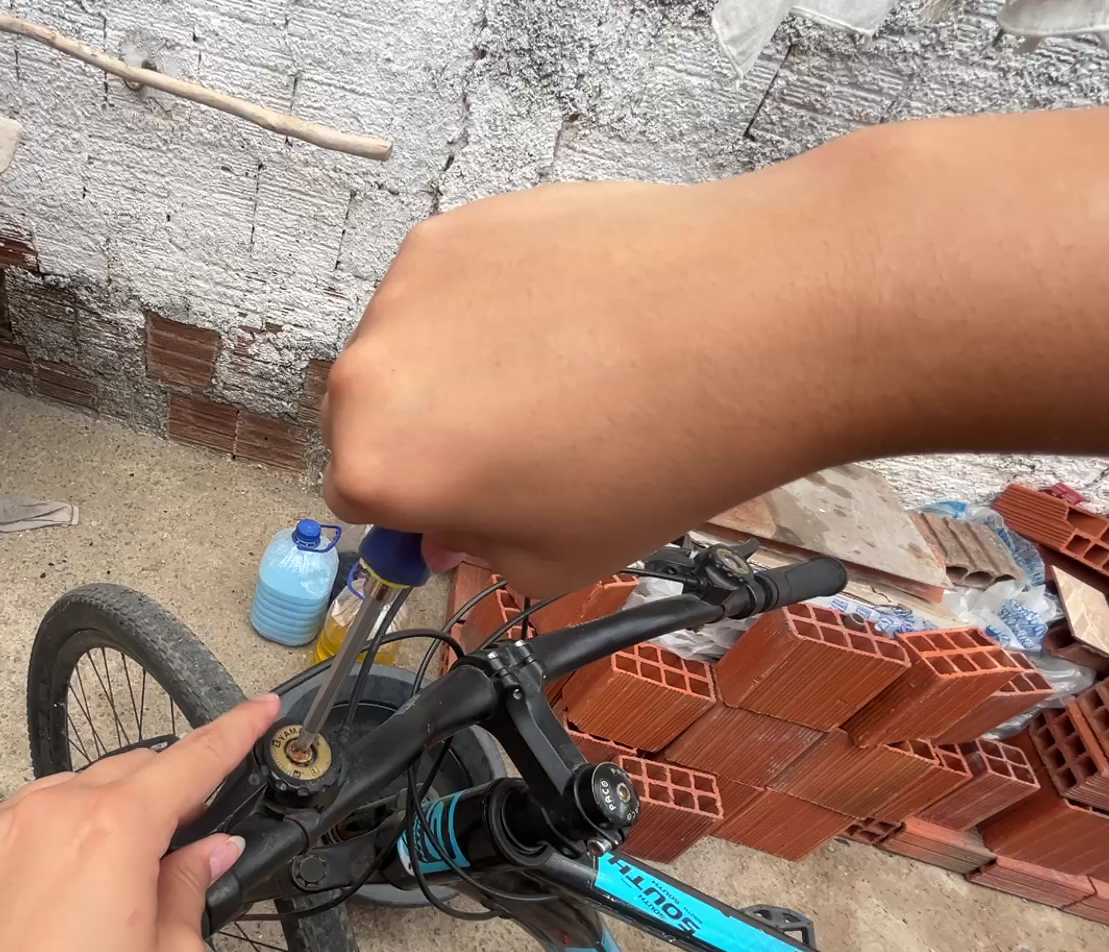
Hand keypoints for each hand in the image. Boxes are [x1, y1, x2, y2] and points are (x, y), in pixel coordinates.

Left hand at [0, 695, 279, 951]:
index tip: (259, 709)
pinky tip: (65, 889)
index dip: (235, 730)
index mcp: (112, 833)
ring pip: (78, 789)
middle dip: (171, 790)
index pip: (193, 760)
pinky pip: (27, 817)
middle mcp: (50, 814)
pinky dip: (61, 832)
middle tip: (195, 830)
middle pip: (133, 771)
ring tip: (123, 876)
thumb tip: (209, 850)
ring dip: (113, 810)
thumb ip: (192, 887)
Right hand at [321, 168, 871, 596]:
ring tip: (543, 366)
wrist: (756, 318)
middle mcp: (366, 375)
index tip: (459, 496)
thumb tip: (444, 527)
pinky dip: (476, 308)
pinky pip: (438, 290)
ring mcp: (405, 291)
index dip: (410, 504)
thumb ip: (471, 553)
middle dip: (416, 437)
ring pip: (400, 351)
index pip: (352, 497)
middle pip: (364, 420)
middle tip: (506, 435)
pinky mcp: (451, 232)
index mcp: (378, 466)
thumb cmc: (654, 461)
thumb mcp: (551, 562)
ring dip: (442, 369)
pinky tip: (553, 312)